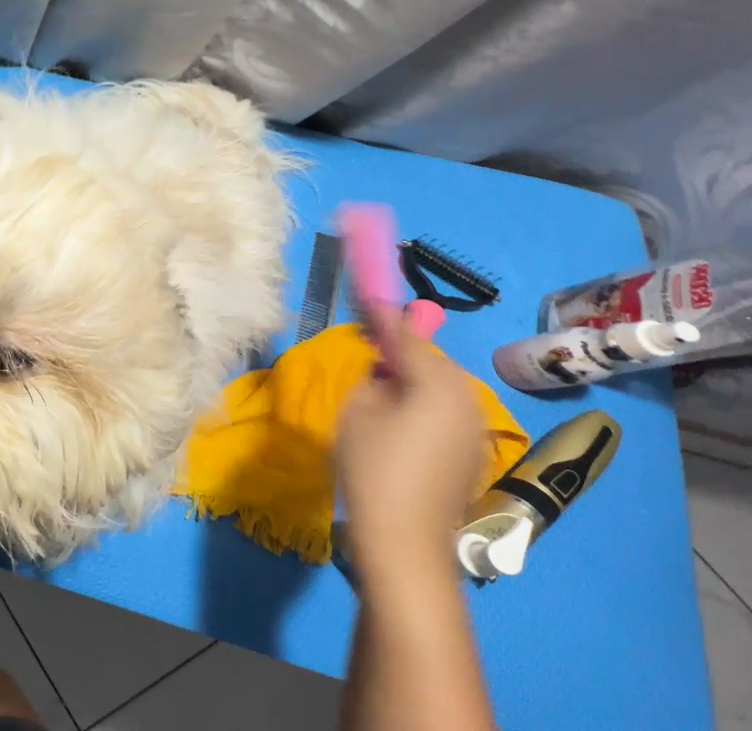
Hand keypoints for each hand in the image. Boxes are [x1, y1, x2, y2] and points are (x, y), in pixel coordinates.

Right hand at [337, 311, 483, 569]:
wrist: (405, 536)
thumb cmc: (373, 465)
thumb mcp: (359, 410)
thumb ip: (375, 377)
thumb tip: (386, 365)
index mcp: (440, 385)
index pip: (411, 339)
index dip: (389, 319)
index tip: (373, 298)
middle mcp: (468, 401)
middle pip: (434, 363)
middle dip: (406, 352)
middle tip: (370, 351)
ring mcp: (475, 430)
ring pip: (442, 388)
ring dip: (415, 380)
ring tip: (380, 387)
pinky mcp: (470, 454)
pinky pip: (446, 413)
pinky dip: (423, 405)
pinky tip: (398, 421)